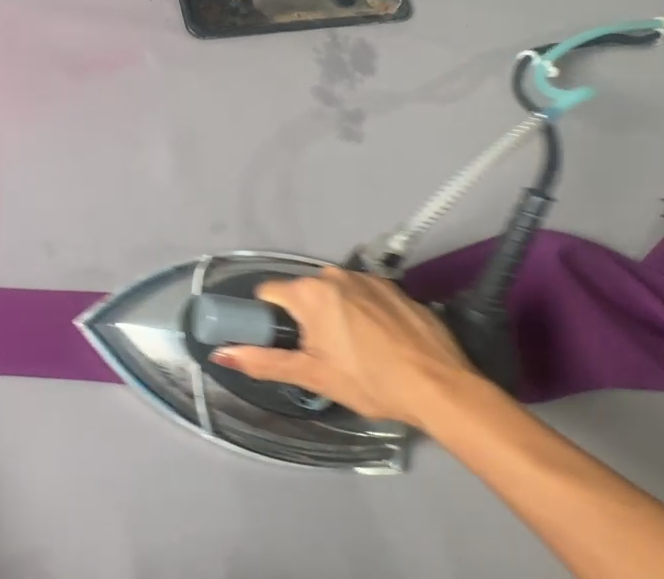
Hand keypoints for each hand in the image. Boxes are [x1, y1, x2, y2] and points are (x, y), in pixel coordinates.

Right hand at [209, 267, 475, 426]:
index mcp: (309, 293)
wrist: (443, 387)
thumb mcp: (314, 376)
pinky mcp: (397, 287)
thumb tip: (221, 354)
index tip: (287, 343)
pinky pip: (366, 295)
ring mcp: (369, 278)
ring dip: (336, 313)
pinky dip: (366, 312)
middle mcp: (334, 275)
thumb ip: (265, 361)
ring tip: (357, 349)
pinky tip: (382, 341)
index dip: (271, 318)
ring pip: (336, 293)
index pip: (269, 292)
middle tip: (325, 354)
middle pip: (304, 293)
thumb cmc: (371, 382)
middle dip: (306, 318)